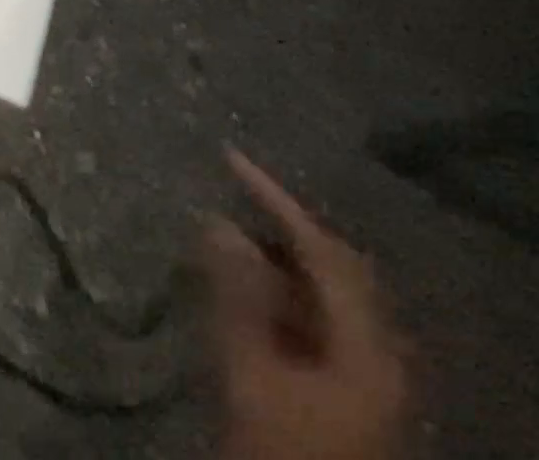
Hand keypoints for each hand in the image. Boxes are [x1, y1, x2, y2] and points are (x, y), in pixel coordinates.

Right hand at [204, 148, 408, 459]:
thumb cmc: (279, 436)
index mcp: (364, 340)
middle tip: (226, 186)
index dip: (275, 199)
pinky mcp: (337, 375)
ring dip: (273, 253)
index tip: (229, 159)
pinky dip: (272, 284)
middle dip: (279, 222)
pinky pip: (308, 311)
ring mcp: (359, 361)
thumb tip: (216, 222)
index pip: (322, 249)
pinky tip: (236, 278)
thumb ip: (236, 296)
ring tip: (220, 225)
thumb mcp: (250, 367)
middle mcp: (374, 343)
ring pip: (318, 288)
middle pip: (330, 265)